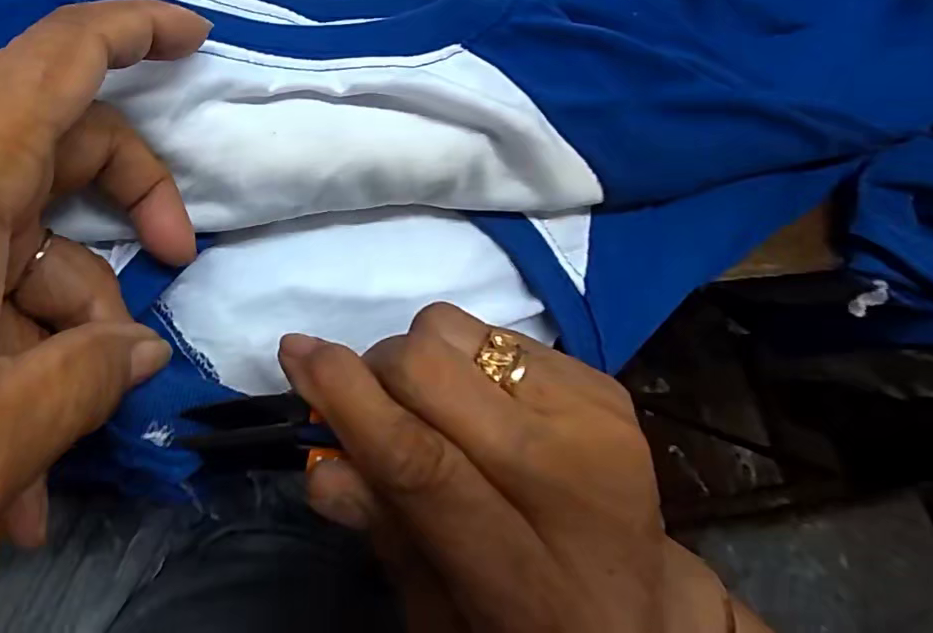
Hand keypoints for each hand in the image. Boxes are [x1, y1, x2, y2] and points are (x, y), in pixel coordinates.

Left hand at [0, 0, 209, 632]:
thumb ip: (84, 383)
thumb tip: (141, 352)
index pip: (60, 53)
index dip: (138, 28)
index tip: (197, 36)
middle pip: (67, 151)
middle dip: (136, 205)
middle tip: (176, 267)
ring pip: (27, 250)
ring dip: (65, 337)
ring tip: (58, 461)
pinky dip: (10, 371)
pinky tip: (12, 483)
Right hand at [279, 303, 760, 632]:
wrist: (638, 599)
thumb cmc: (520, 619)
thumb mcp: (438, 610)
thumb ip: (382, 529)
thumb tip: (319, 462)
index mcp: (530, 577)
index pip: (422, 464)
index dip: (349, 400)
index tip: (295, 352)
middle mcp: (574, 480)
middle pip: (432, 370)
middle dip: (379, 370)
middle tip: (375, 401)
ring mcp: (596, 418)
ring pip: (456, 328)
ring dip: (422, 357)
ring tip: (439, 406)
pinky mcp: (603, 381)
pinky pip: (494, 328)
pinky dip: (467, 357)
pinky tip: (486, 404)